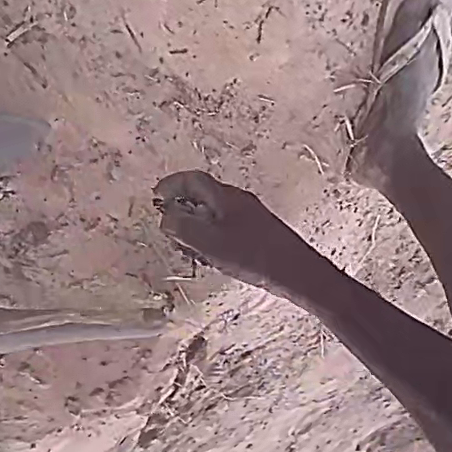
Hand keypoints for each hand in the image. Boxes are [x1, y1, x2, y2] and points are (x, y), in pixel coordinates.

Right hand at [154, 170, 332, 298]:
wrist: (295, 272)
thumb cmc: (256, 256)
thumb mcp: (210, 242)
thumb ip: (183, 227)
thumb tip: (165, 217)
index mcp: (226, 197)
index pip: (193, 180)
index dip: (171, 185)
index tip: (156, 196)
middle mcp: (239, 202)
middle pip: (203, 197)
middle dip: (183, 210)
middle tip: (171, 229)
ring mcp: (250, 217)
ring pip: (214, 215)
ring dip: (198, 228)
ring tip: (193, 250)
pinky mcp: (257, 234)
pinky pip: (227, 229)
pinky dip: (213, 239)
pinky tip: (215, 259)